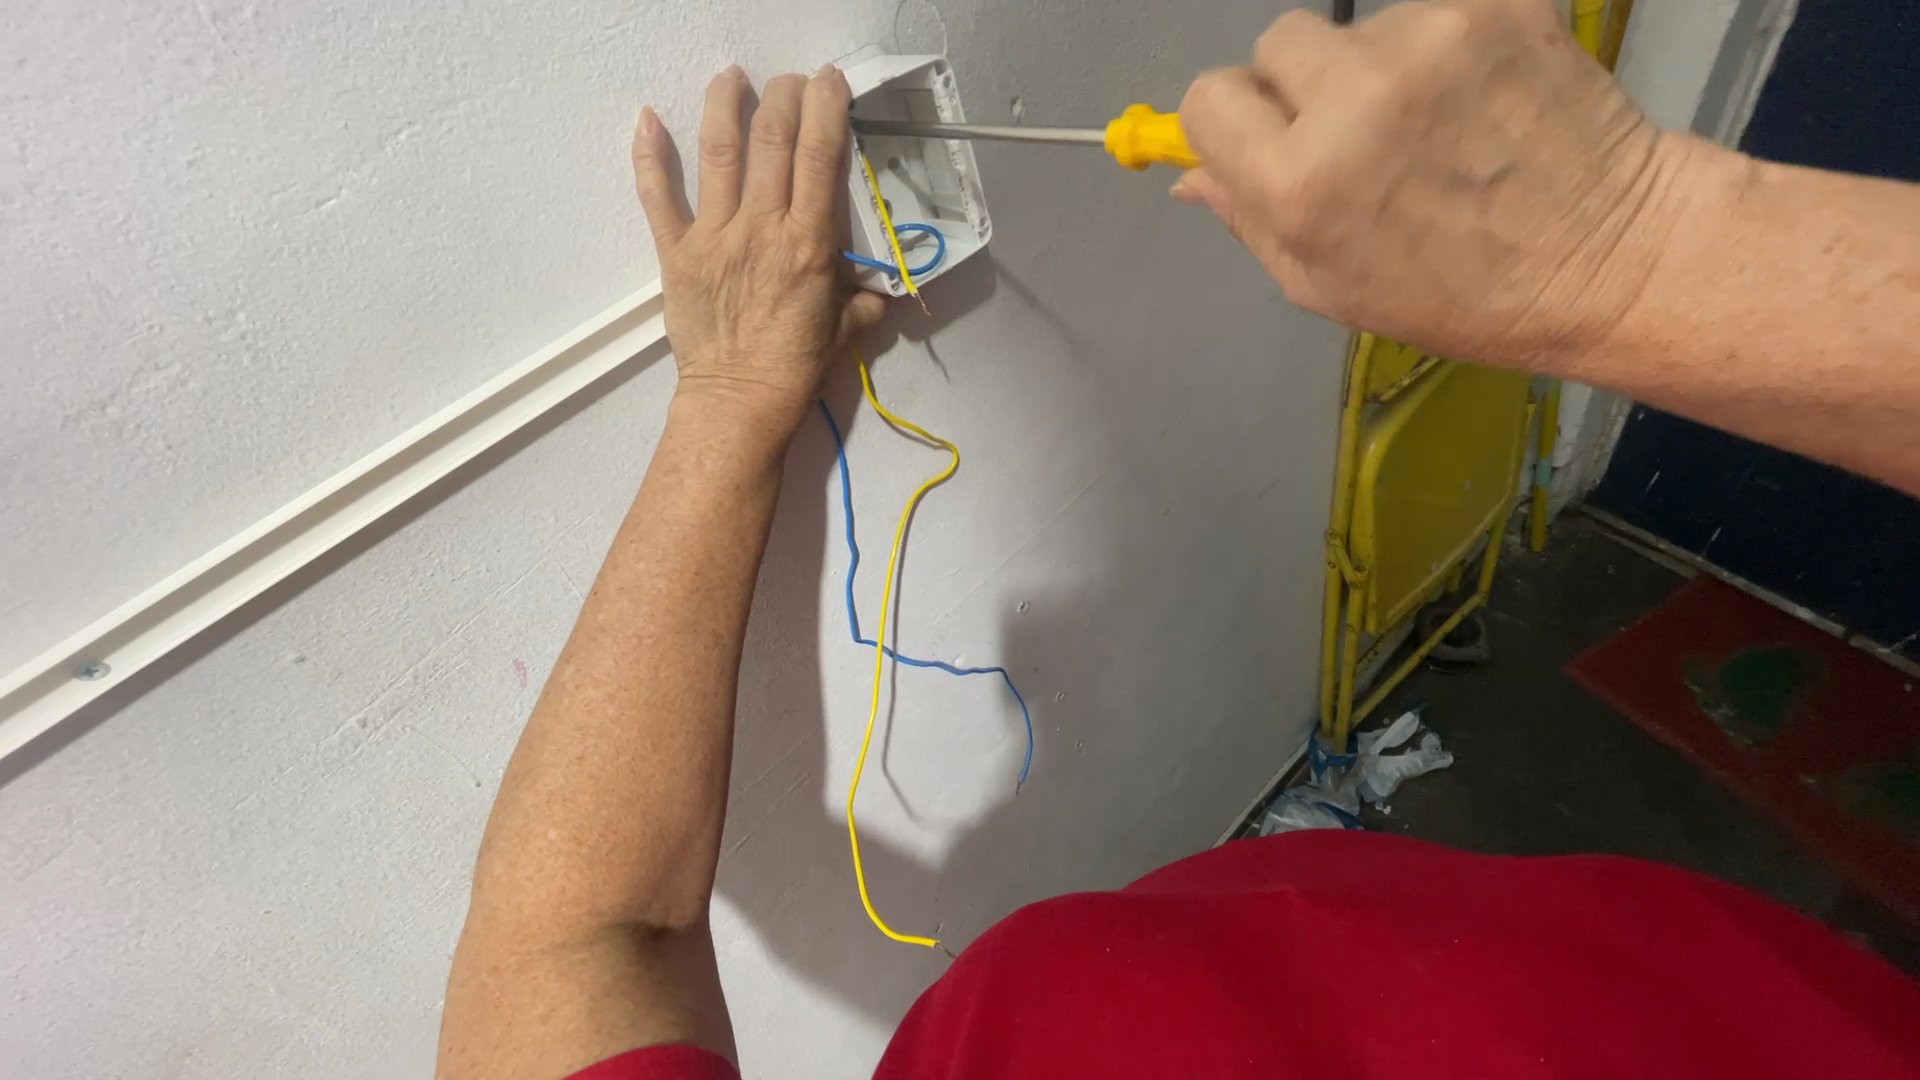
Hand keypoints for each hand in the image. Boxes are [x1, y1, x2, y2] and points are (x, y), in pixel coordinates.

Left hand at [632, 66, 886, 436]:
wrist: (738, 403)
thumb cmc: (794, 371)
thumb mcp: (842, 335)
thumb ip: (862, 305)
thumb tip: (878, 295)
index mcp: (808, 246)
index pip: (820, 159)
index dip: (826, 109)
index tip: (830, 81)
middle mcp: (762, 229)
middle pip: (772, 141)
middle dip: (783, 96)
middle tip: (790, 82)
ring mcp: (714, 236)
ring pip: (718, 152)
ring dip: (725, 103)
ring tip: (732, 76)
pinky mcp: (676, 253)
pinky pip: (657, 196)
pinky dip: (650, 155)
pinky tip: (648, 118)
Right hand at [1176, 0, 1701, 366]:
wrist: (1596, 259)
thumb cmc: (1438, 297)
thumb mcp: (1317, 283)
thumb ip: (1246, 219)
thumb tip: (1192, 176)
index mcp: (1299, 182)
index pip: (1209, 98)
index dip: (1225, 122)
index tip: (1257, 144)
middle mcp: (1353, 97)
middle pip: (1273, 43)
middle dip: (1293, 86)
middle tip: (1341, 134)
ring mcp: (1431, 39)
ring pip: (1353, 27)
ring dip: (1365, 69)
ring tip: (1421, 123)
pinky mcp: (1499, 2)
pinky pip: (1424, 12)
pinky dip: (1431, 50)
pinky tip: (1466, 99)